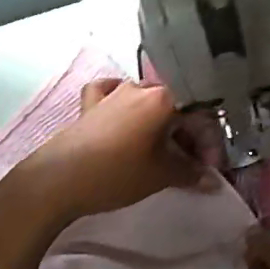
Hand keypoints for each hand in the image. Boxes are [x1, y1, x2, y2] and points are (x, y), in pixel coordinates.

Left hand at [2, 79, 206, 227]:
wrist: (57, 180)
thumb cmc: (117, 173)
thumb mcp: (161, 176)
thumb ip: (191, 173)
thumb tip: (212, 180)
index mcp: (165, 98)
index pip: (201, 117)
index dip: (211, 145)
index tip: (210, 170)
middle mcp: (141, 87)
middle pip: (177, 107)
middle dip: (189, 136)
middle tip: (192, 165)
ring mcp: (113, 93)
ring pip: (149, 101)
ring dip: (163, 123)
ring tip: (165, 150)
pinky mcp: (90, 104)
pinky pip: (112, 94)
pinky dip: (123, 102)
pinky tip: (123, 111)